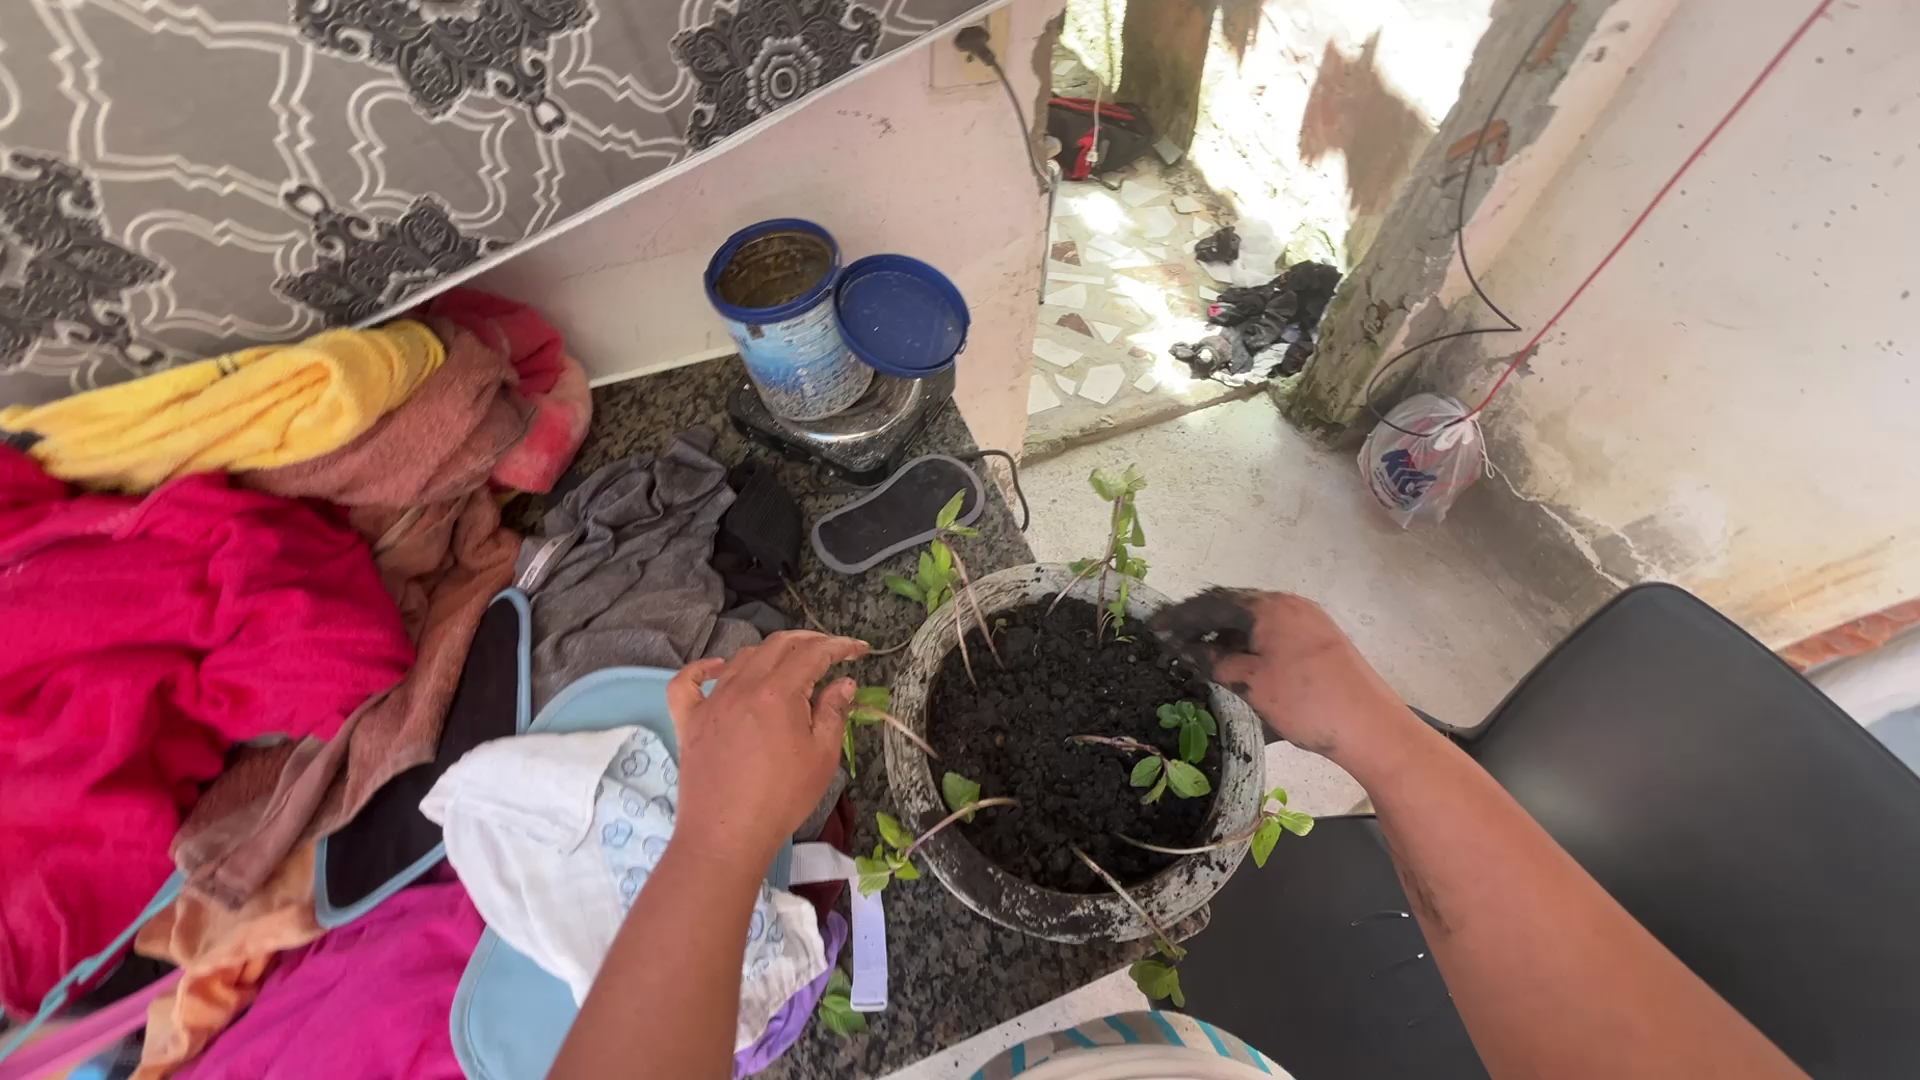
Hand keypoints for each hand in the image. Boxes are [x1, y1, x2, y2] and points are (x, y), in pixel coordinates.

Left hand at [666, 630, 868, 867]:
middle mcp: (742, 686)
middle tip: (831, 652)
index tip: (859, 649)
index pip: (814, 653)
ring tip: (790, 666)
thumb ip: (834, 711)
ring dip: (770, 653)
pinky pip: (688, 682)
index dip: (840, 646)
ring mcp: (712, 701)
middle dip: (809, 642)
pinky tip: (718, 668)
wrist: (727, 836)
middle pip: (778, 645)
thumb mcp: (822, 756)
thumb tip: (843, 682)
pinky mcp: (689, 720)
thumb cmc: (782, 798)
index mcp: (778, 692)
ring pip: (741, 658)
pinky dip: (703, 668)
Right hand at [1152, 589, 1422, 771]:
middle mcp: (1289, 604)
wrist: (1373, 729)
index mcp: (1270, 607)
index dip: (1181, 616)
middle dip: (1200, 619)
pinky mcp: (1319, 638)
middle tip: (1173, 635)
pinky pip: (1271, 628)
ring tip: (1199, 649)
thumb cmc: (1306, 702)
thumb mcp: (1250, 683)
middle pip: (1233, 604)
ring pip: (1253, 617)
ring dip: (1224, 630)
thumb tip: (1187, 648)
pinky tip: (1235, 657)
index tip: (1155, 628)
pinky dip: (1247, 638)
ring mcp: (1308, 619)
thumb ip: (1214, 660)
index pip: (1213, 603)